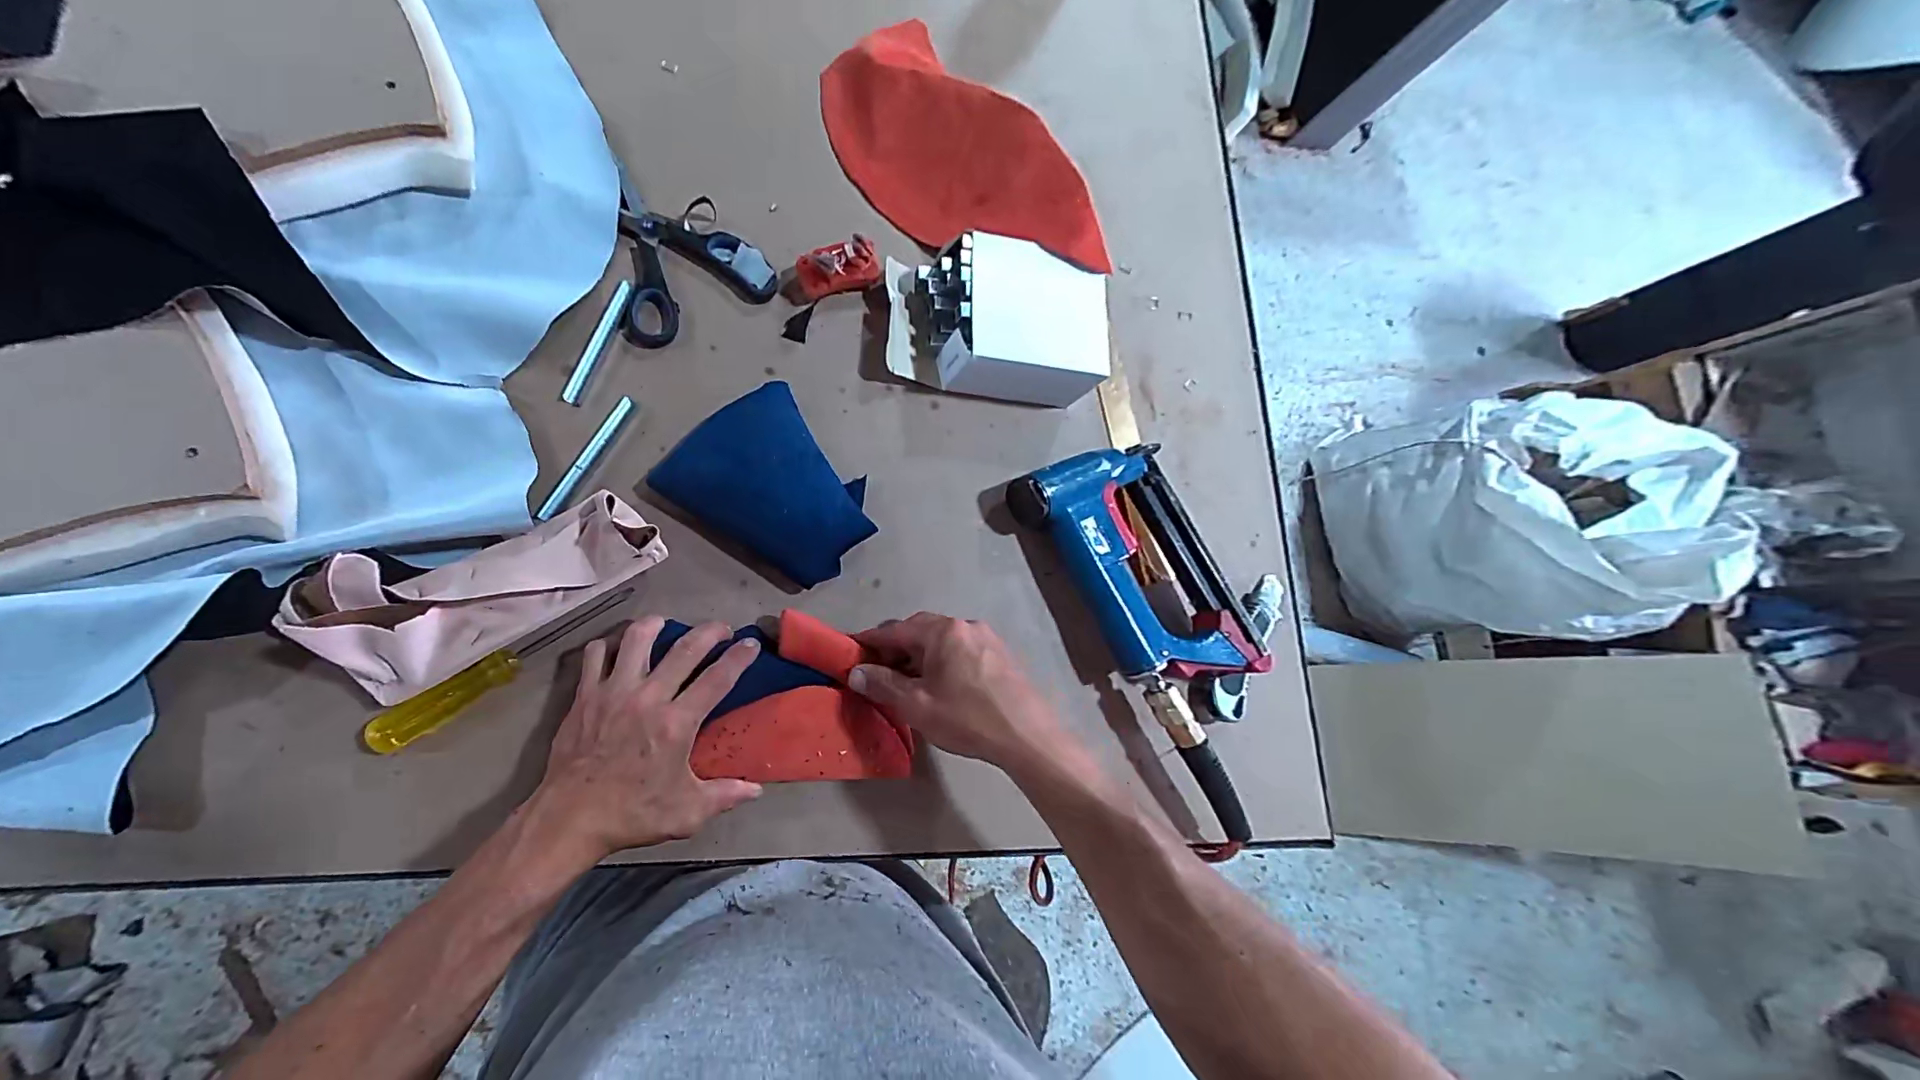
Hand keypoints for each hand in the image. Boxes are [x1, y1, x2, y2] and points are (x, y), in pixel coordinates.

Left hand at [531, 618, 763, 861]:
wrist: (567, 820)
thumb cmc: (631, 815)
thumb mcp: (686, 812)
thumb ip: (724, 796)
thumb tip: (755, 790)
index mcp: (676, 723)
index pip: (717, 678)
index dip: (738, 657)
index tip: (750, 644)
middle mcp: (648, 698)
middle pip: (685, 649)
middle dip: (709, 632)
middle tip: (721, 628)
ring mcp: (613, 693)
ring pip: (636, 640)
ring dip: (655, 625)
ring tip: (665, 623)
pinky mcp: (585, 697)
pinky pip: (596, 656)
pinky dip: (608, 646)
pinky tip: (617, 650)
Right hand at [848, 613, 1075, 773]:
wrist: (1027, 736)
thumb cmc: (967, 719)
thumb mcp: (917, 705)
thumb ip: (884, 685)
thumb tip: (858, 672)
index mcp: (944, 631)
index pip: (895, 629)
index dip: (869, 641)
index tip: (850, 653)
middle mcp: (966, 626)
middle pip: (920, 631)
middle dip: (895, 649)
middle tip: (875, 672)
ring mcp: (987, 639)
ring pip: (943, 641)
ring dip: (919, 657)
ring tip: (905, 683)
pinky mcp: (1001, 655)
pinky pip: (961, 651)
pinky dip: (942, 662)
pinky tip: (938, 685)